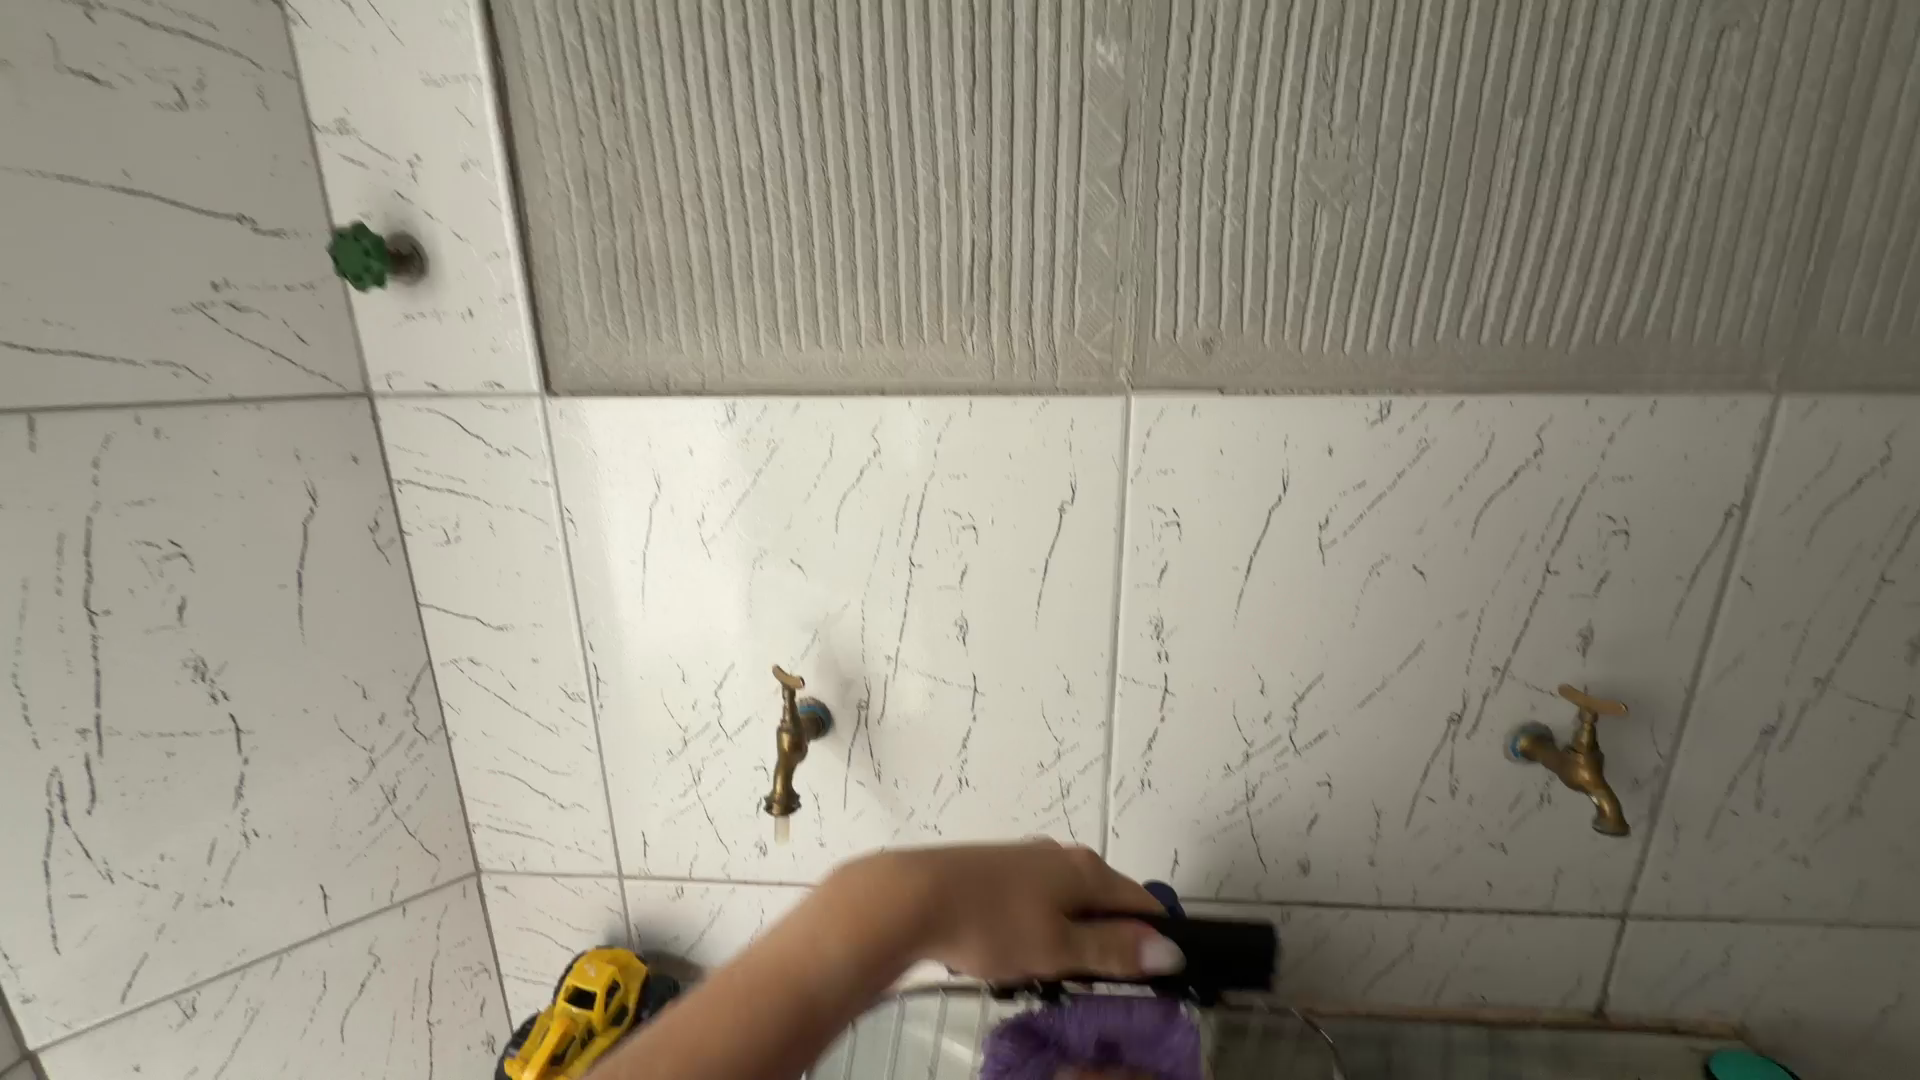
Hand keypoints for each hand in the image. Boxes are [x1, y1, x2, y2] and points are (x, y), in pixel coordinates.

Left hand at [829, 839, 1184, 982]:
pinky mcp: (997, 868)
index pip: (1142, 902)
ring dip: (1070, 936)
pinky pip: (1037, 901)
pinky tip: (1015, 952)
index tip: (1152, 981)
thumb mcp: (1059, 947)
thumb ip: (1115, 948)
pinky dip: (1039, 927)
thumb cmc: (992, 923)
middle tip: (1091, 984)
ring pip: (1068, 902)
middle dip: (1107, 941)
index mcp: (1086, 869)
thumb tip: (1171, 948)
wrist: (914, 896)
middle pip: (1105, 900)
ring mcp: (1026, 858)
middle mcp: (1061, 854)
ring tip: (1049, 972)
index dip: (1154, 940)